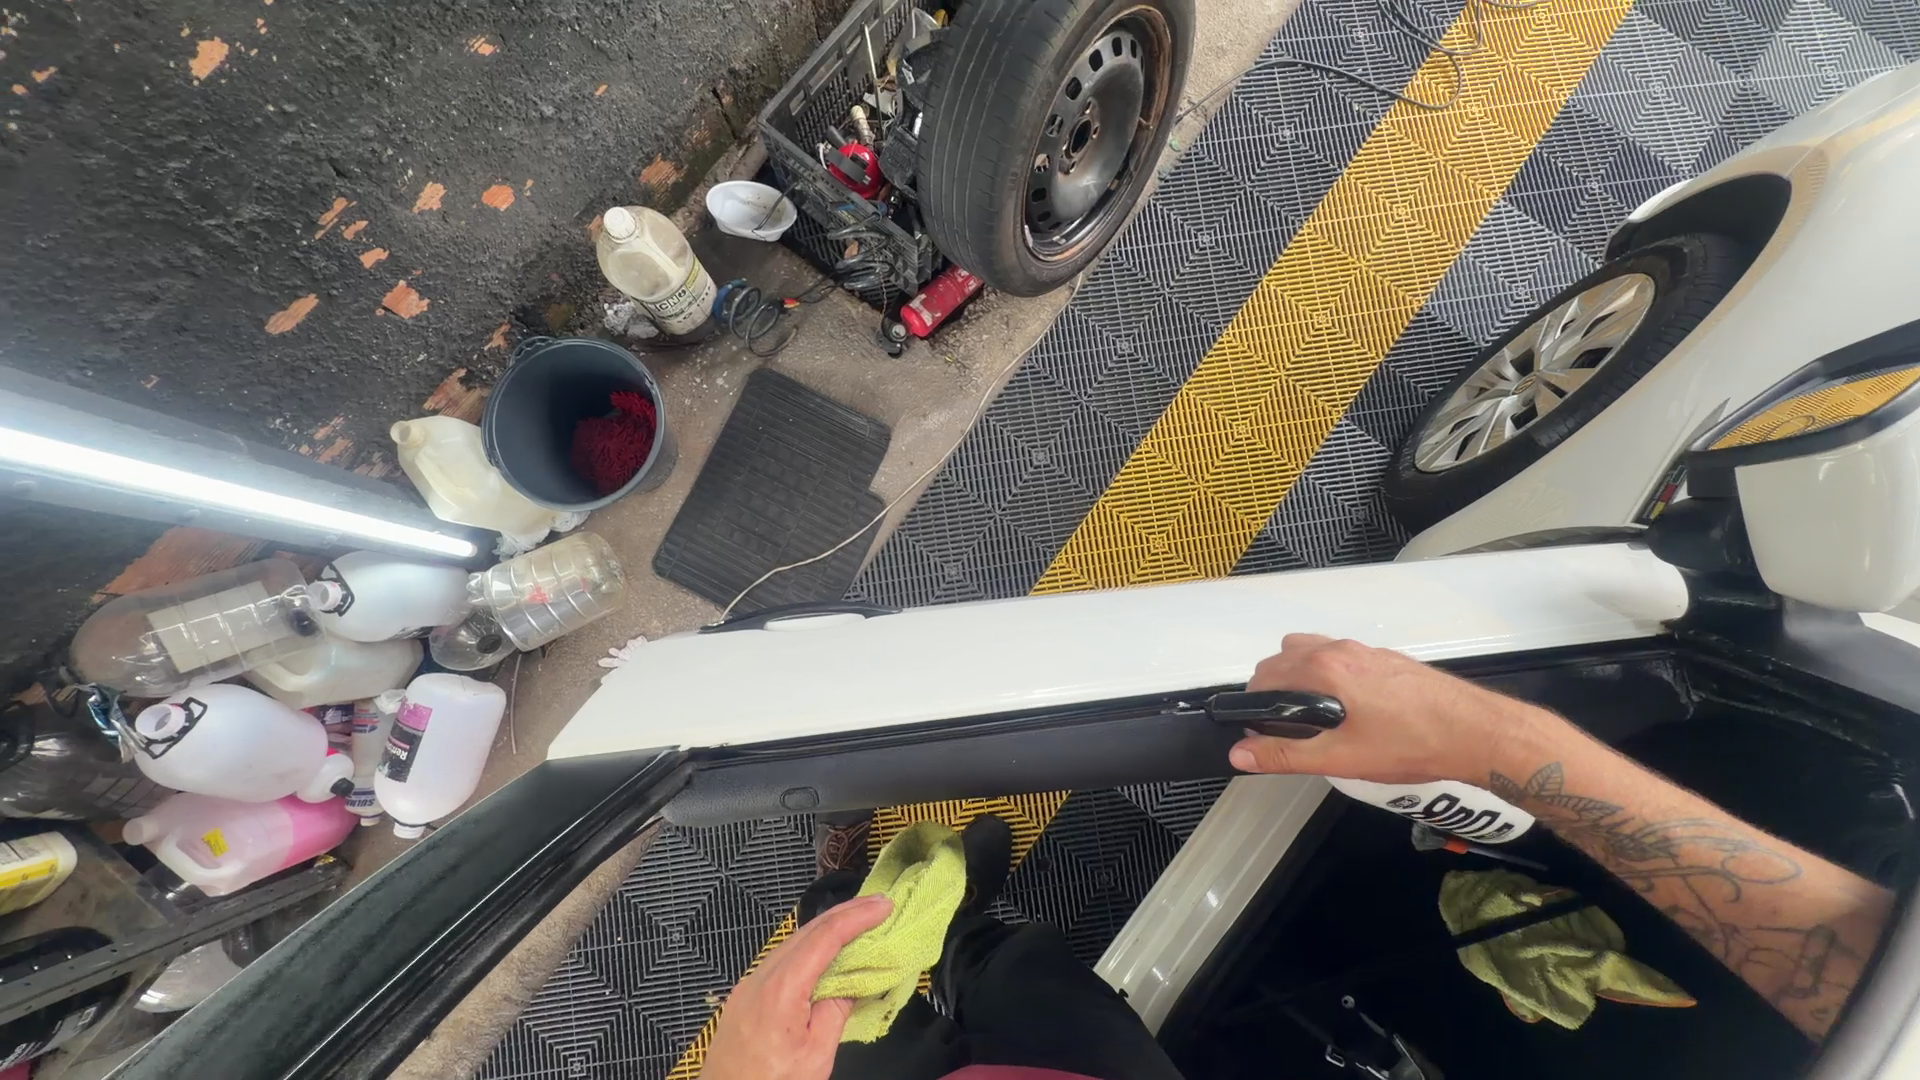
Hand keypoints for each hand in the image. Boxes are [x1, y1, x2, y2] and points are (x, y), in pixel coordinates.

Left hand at [702, 894, 892, 1079]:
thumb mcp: (816, 1056)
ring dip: (827, 928)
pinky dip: (809, 948)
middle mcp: (761, 976)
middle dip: (846, 913)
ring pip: (793, 942)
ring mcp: (748, 985)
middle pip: (809, 930)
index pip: (826, 936)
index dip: (858, 916)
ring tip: (858, 921)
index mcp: (782, 988)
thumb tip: (851, 980)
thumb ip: (836, 1011)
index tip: (885, 906)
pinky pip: (781, 960)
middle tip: (878, 904)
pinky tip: (825, 953)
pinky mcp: (744, 998)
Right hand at [1227, 634, 1545, 784]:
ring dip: (1300, 675)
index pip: (1264, 676)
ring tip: (1317, 713)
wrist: (1479, 734)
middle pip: (1283, 657)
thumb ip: (1284, 754)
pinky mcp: (1386, 657)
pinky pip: (1340, 655)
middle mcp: (1338, 649)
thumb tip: (1239, 753)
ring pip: (1311, 650)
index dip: (1255, 705)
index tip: (1266, 731)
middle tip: (1288, 727)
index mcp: (1321, 668)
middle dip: (1274, 689)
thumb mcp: (1340, 759)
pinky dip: (1329, 673)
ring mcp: (1364, 649)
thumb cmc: (1409, 746)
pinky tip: (1353, 707)